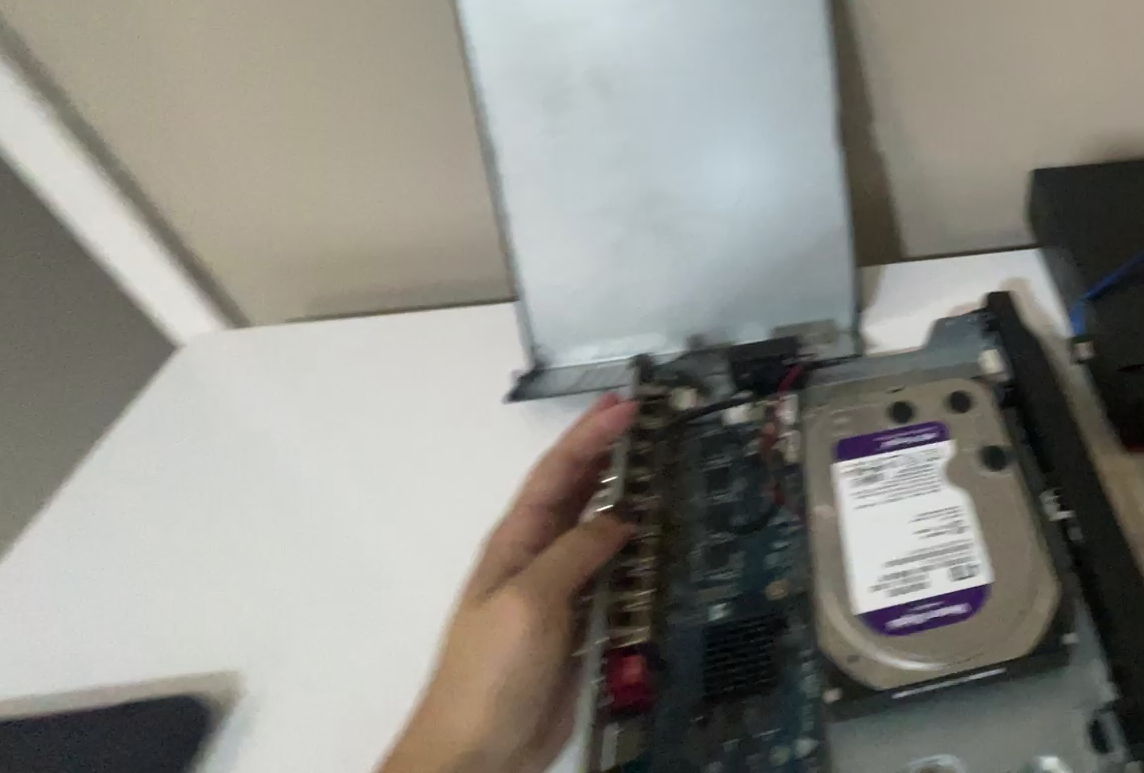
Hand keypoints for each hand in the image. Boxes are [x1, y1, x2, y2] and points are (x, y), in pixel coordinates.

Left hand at [381, 395, 635, 772]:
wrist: (477, 757)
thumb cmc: (490, 673)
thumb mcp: (529, 602)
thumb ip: (575, 551)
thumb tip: (623, 517)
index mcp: (518, 541)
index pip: (558, 472)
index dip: (591, 434)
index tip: (628, 404)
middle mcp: (542, 553)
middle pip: (580, 488)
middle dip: (610, 448)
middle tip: (650, 417)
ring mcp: (565, 585)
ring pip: (603, 524)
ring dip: (630, 491)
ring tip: (665, 463)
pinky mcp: (586, 616)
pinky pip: (619, 568)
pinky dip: (643, 544)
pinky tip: (666, 534)